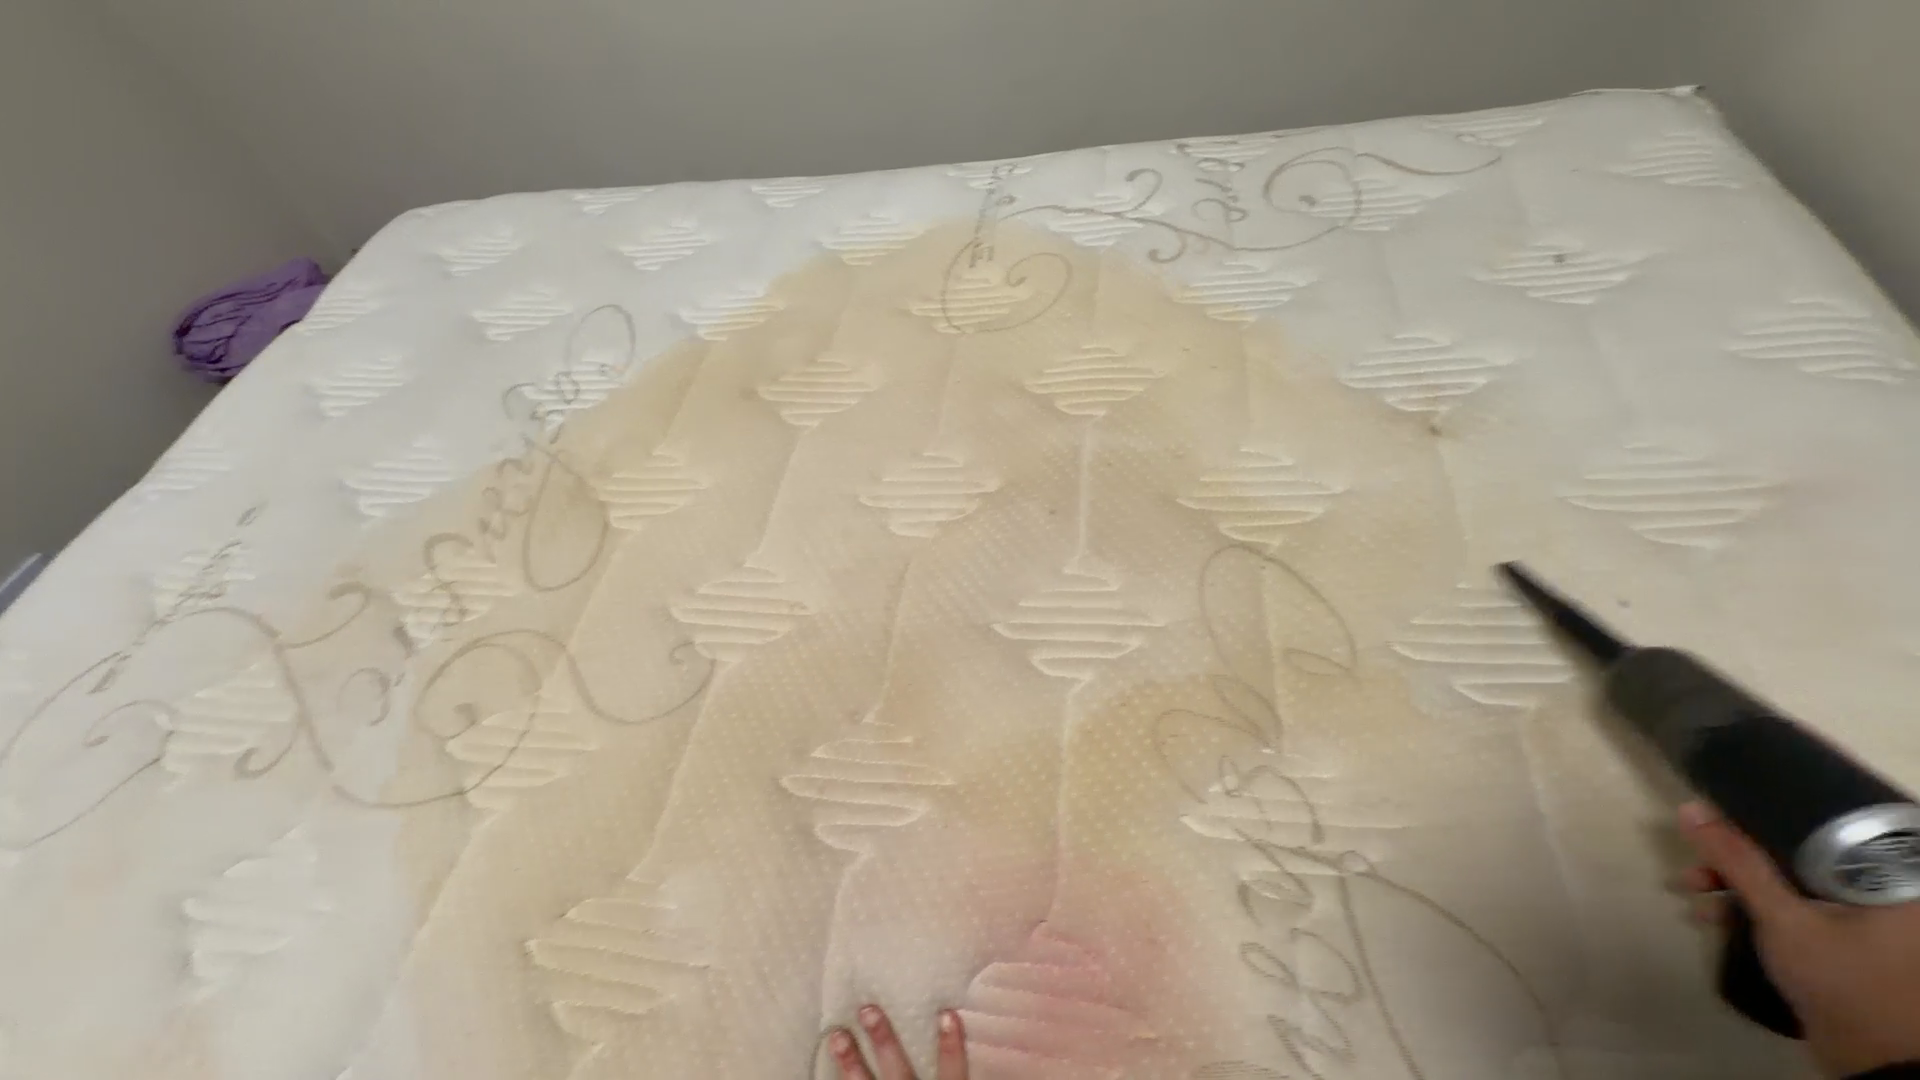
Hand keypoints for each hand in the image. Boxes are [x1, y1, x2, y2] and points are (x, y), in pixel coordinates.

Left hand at [826, 1005, 968, 1079]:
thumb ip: (959, 1073)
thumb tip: (961, 1023)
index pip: (952, 1076)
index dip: (950, 1048)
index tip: (946, 1013)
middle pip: (899, 1074)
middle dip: (883, 1043)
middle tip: (867, 1009)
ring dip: (850, 1064)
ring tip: (835, 1036)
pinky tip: (823, 1071)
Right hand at [1680, 801, 1919, 1077]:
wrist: (1880, 1063)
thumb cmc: (1845, 982)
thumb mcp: (1783, 918)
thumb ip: (1739, 863)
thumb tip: (1692, 809)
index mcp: (1888, 879)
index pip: (1817, 825)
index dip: (1760, 817)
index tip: (1715, 819)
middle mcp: (1881, 892)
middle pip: (1794, 853)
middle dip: (1735, 858)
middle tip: (1694, 863)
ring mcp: (1864, 919)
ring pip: (1787, 881)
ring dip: (1734, 884)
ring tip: (1690, 891)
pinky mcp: (1847, 940)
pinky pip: (1793, 906)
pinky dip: (1753, 907)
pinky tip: (1714, 916)